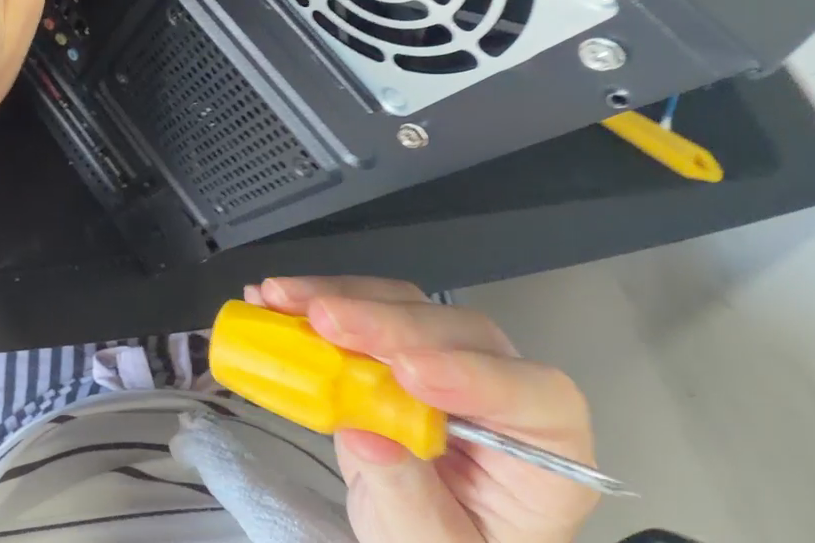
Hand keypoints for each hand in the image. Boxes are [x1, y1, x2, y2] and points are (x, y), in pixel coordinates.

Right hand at [247, 277, 599, 542]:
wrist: (419, 541)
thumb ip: (408, 497)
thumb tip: (364, 433)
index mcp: (543, 456)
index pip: (536, 398)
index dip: (476, 374)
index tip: (409, 373)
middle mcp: (499, 394)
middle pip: (461, 334)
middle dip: (387, 323)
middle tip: (322, 319)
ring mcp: (444, 362)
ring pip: (407, 306)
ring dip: (341, 297)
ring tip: (278, 298)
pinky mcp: (391, 349)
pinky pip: (363, 310)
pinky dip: (314, 299)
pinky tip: (272, 298)